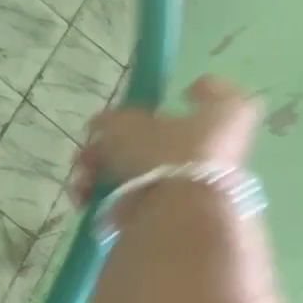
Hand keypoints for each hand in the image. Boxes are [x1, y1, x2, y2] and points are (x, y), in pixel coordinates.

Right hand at [71, 75, 260, 204]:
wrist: (177, 211)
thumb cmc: (162, 153)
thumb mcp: (126, 124)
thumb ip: (113, 118)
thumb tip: (104, 122)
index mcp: (221, 117)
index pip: (218, 95)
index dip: (200, 91)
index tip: (178, 91)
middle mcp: (216, 145)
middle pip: (161, 136)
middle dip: (114, 142)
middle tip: (89, 148)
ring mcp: (196, 178)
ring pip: (138, 165)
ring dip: (100, 169)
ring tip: (81, 178)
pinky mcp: (175, 204)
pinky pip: (133, 191)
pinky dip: (104, 192)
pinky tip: (84, 195)